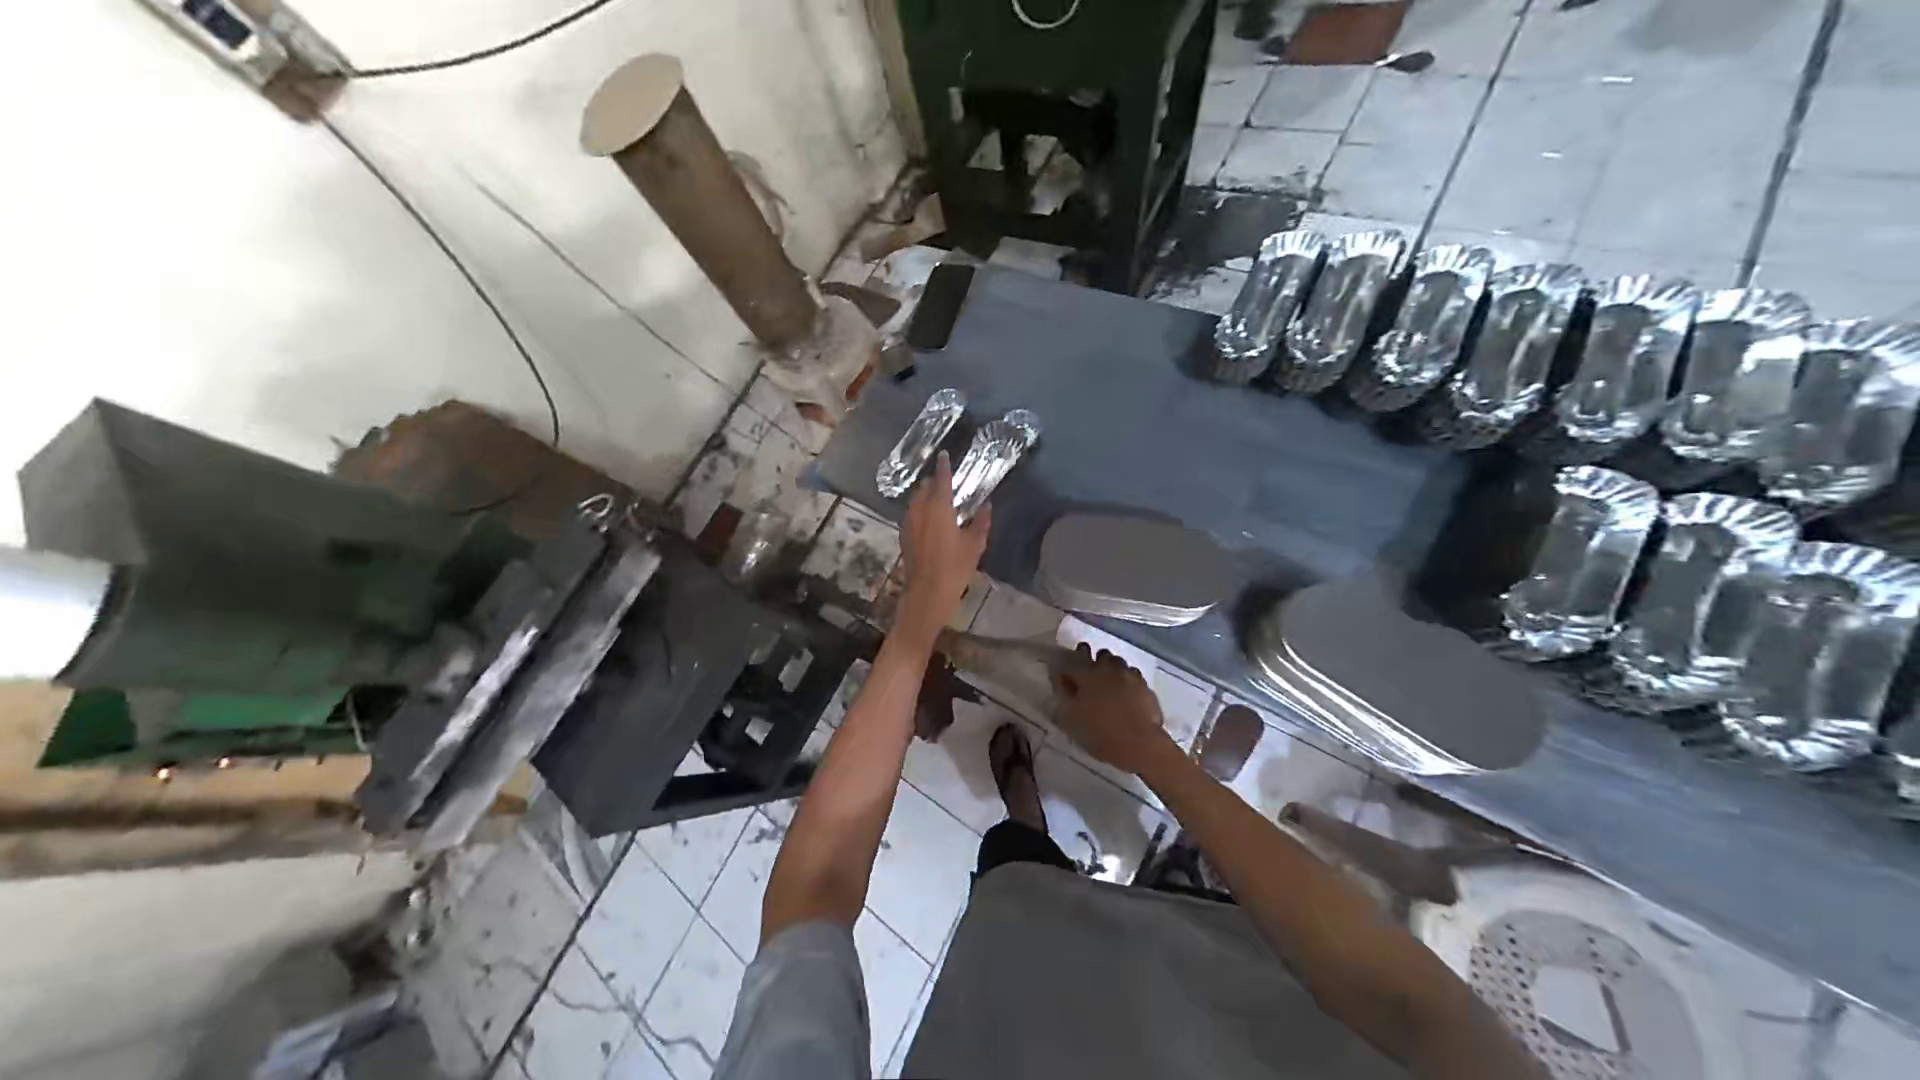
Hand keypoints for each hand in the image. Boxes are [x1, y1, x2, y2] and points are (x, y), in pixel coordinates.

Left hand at [897, 453, 990, 634]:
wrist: (927, 593)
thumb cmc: (954, 567)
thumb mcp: (975, 545)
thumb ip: (981, 522)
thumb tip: (985, 506)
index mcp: (939, 507)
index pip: (941, 479)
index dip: (943, 466)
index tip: (944, 455)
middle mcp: (920, 510)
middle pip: (924, 488)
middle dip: (934, 482)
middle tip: (945, 480)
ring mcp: (909, 523)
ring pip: (916, 501)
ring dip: (925, 496)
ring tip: (937, 498)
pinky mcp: (904, 536)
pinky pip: (912, 514)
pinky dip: (920, 510)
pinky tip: (929, 520)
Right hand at [1051, 645, 1175, 775]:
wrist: (1140, 744)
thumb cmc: (1100, 733)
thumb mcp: (1069, 720)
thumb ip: (1062, 697)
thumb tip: (1060, 682)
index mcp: (1086, 674)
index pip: (1074, 659)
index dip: (1070, 663)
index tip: (1068, 673)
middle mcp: (1108, 668)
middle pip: (1100, 655)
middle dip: (1095, 662)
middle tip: (1091, 677)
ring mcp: (1129, 675)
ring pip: (1118, 662)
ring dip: (1112, 668)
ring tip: (1110, 683)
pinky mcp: (1145, 686)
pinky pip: (1133, 675)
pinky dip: (1128, 680)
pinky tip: (1127, 692)